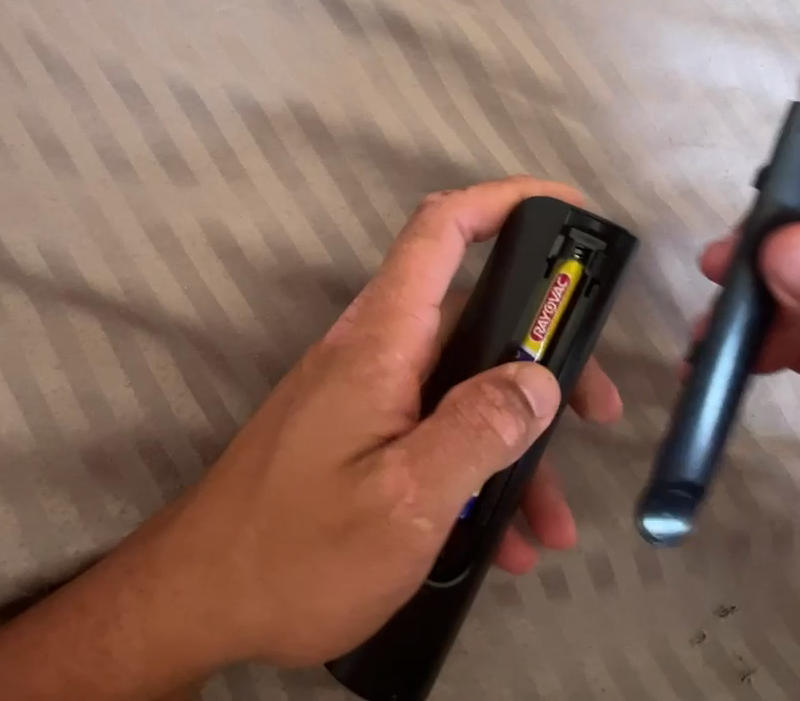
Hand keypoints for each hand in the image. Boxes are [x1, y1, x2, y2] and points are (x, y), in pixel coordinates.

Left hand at [0, 177, 620, 700]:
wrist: (199, 600)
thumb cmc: (298, 550)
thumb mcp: (408, 498)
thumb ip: (478, 430)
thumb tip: (538, 379)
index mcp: (380, 339)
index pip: (441, 230)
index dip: (505, 200)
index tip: (569, 209)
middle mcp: (372, 351)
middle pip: (473, 315)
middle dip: (544, 357)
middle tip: (600, 409)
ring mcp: (364, 394)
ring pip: (461, 387)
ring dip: (515, 442)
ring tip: (552, 521)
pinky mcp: (358, 436)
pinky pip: (432, 433)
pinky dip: (473, 472)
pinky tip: (500, 540)